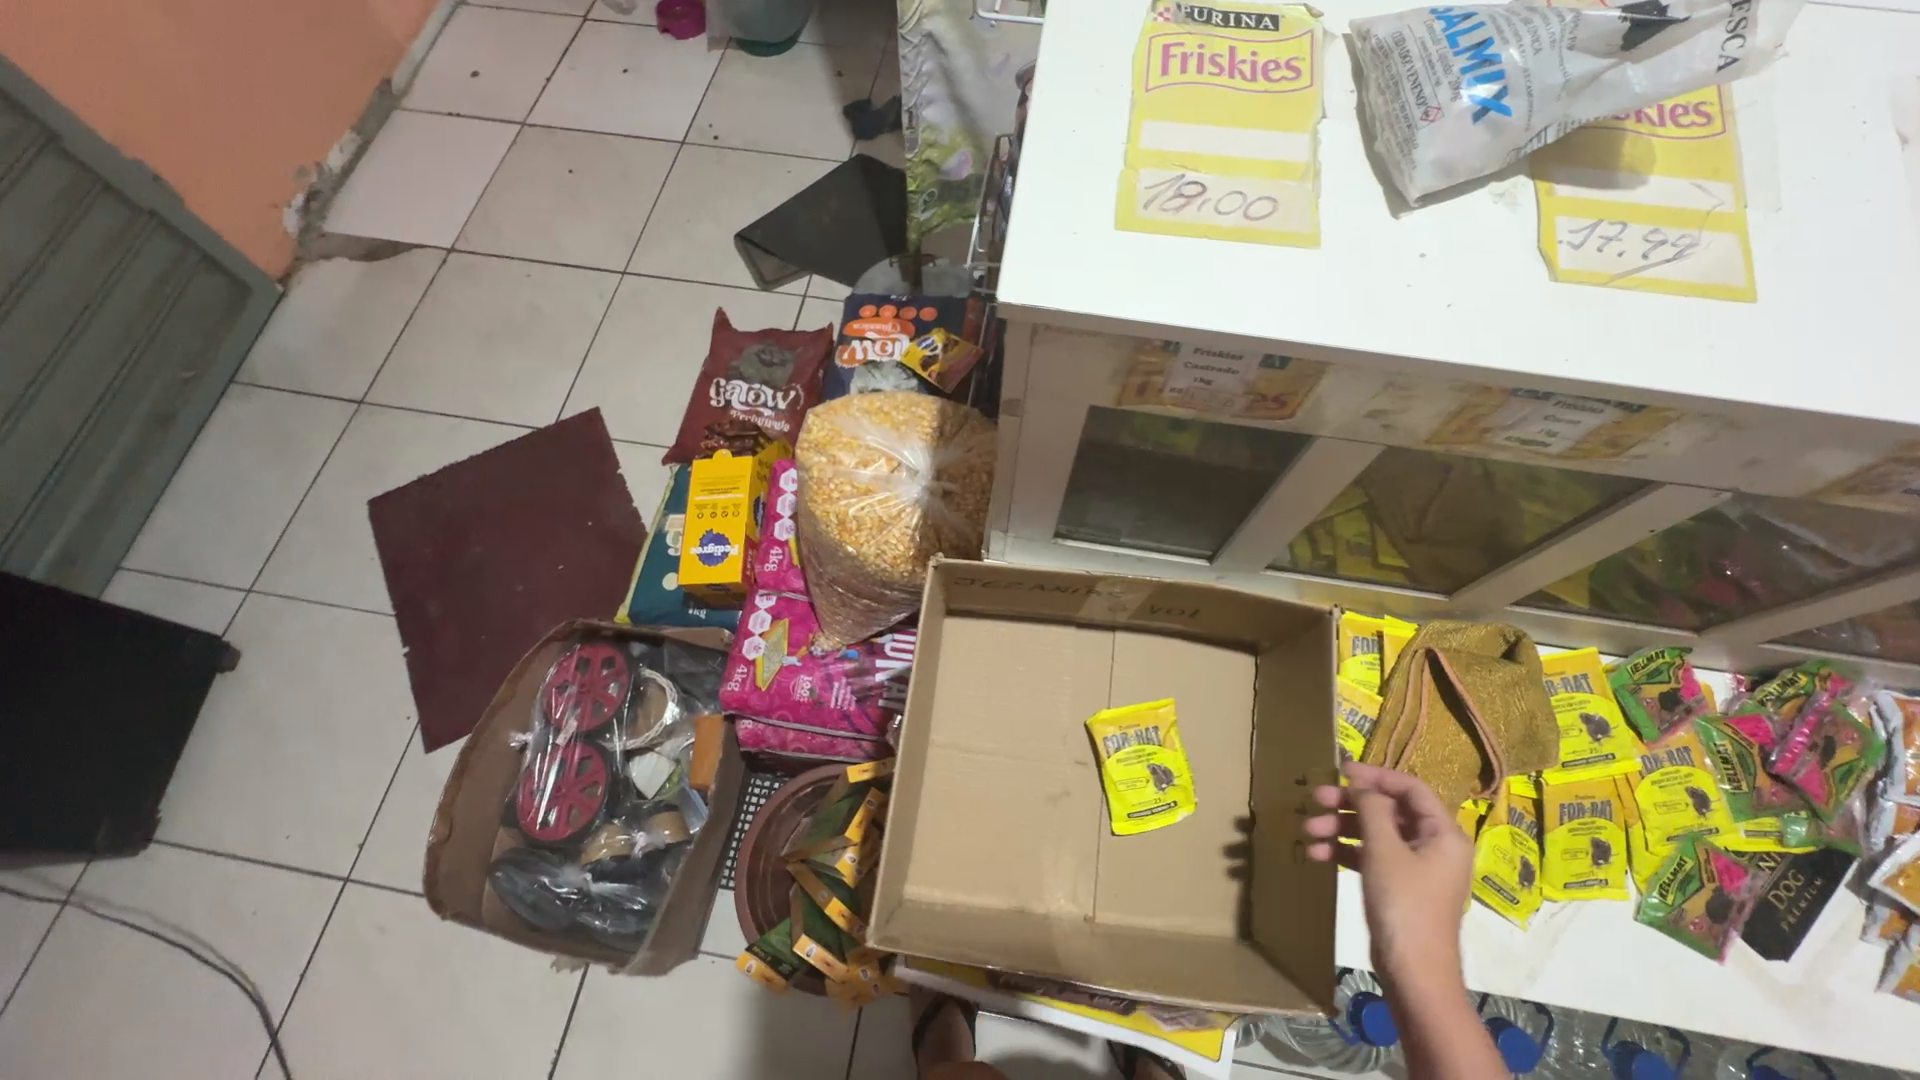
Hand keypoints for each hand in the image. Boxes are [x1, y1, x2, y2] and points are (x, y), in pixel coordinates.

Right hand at [1299, 761, 1472, 992]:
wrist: (1414, 971)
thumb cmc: (1404, 903)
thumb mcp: (1384, 850)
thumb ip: (1371, 809)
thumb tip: (1360, 781)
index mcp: (1443, 834)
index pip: (1411, 789)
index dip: (1376, 775)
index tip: (1340, 770)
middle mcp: (1433, 846)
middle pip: (1388, 810)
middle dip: (1349, 804)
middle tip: (1316, 798)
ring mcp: (1415, 867)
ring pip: (1374, 833)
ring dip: (1340, 828)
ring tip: (1308, 831)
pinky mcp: (1398, 886)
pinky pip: (1370, 857)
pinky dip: (1345, 852)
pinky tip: (1317, 855)